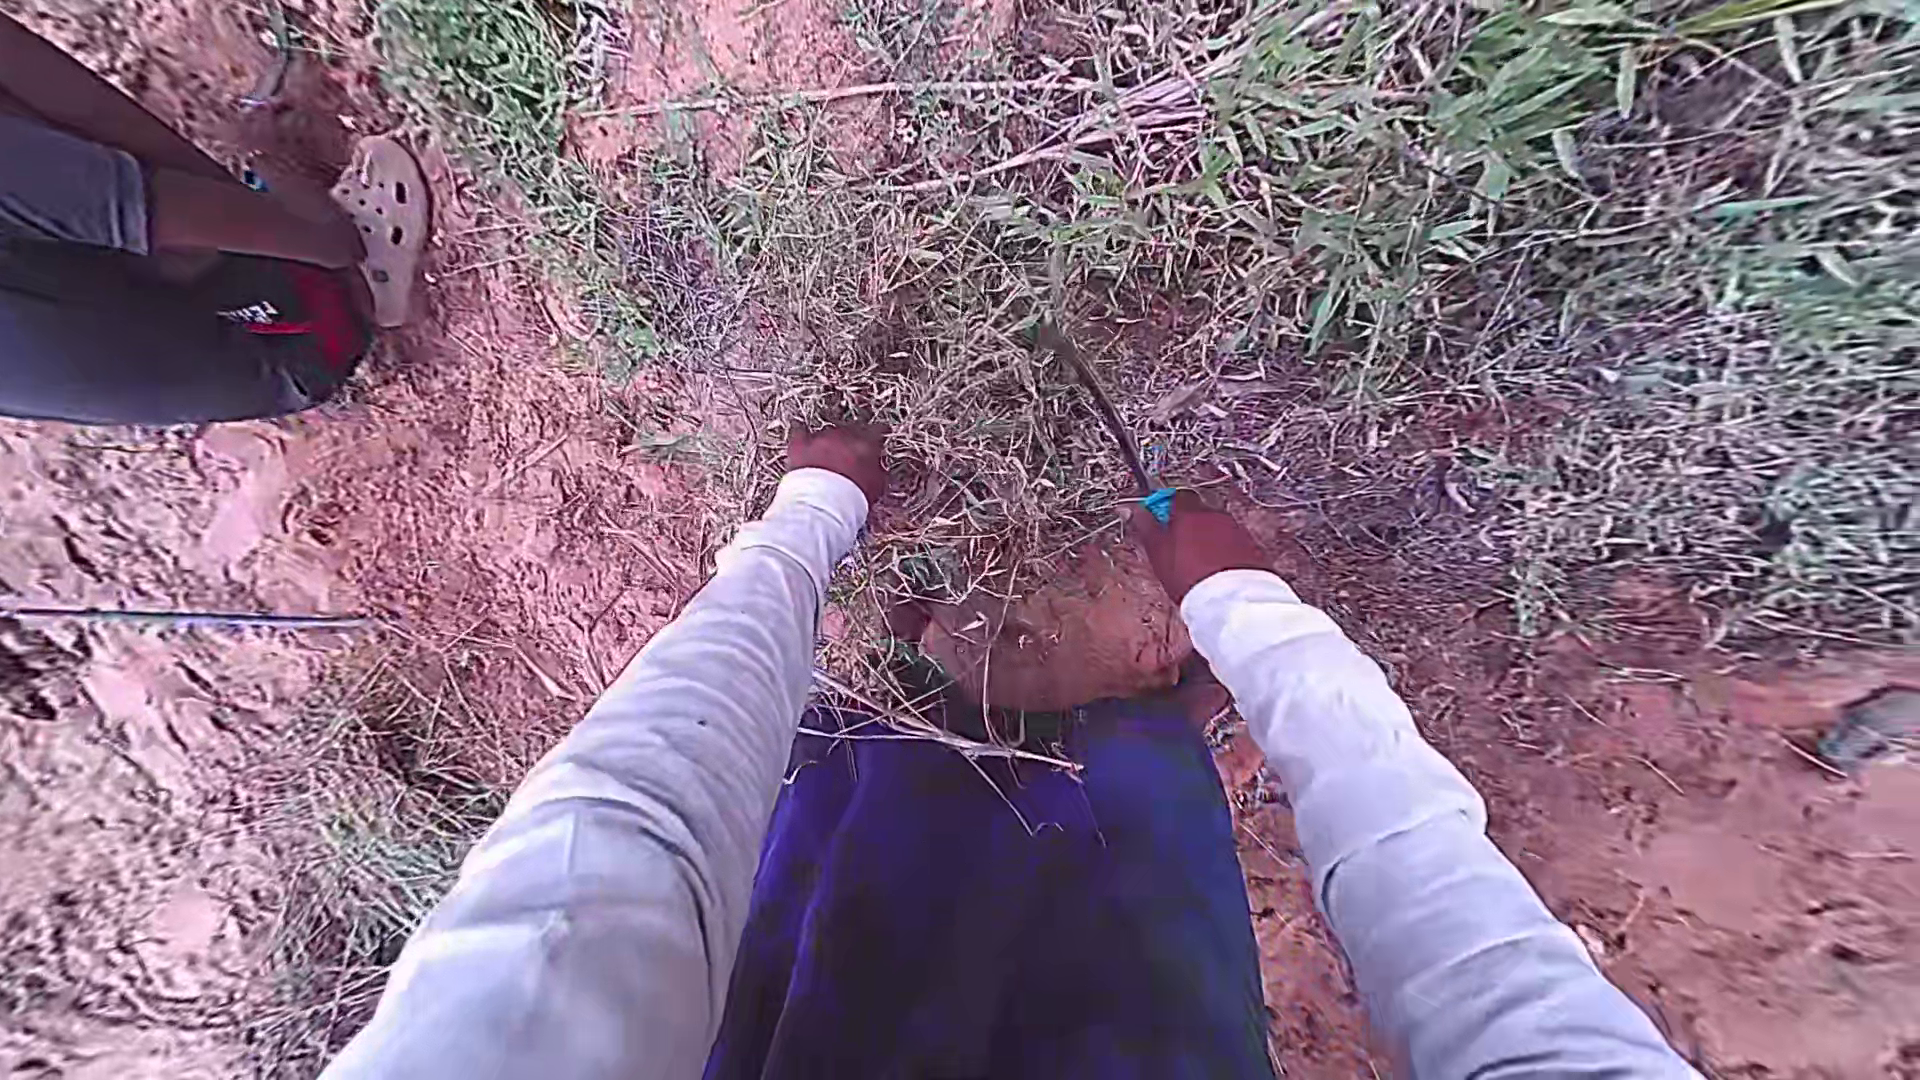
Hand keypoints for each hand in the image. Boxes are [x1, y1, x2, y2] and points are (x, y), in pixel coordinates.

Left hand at [787, 422, 887, 506]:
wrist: (822, 505)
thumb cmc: (850, 498)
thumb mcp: (876, 486)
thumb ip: (878, 470)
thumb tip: (877, 468)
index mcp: (866, 443)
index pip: (876, 431)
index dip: (877, 435)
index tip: (877, 438)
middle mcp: (844, 436)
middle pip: (850, 431)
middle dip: (851, 442)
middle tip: (851, 456)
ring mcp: (821, 439)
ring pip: (827, 433)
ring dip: (829, 444)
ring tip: (828, 459)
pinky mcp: (800, 444)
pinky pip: (801, 434)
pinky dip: (805, 441)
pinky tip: (806, 447)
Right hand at [1128, 490, 1270, 602]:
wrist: (1231, 600)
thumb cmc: (1189, 576)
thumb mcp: (1157, 552)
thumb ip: (1144, 526)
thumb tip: (1129, 508)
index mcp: (1189, 512)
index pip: (1174, 496)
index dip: (1163, 508)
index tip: (1156, 522)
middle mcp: (1215, 515)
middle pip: (1196, 512)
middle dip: (1184, 524)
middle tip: (1172, 547)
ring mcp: (1236, 530)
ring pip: (1214, 527)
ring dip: (1204, 538)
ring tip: (1193, 563)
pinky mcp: (1251, 548)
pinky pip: (1230, 543)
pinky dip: (1220, 551)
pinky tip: (1212, 569)